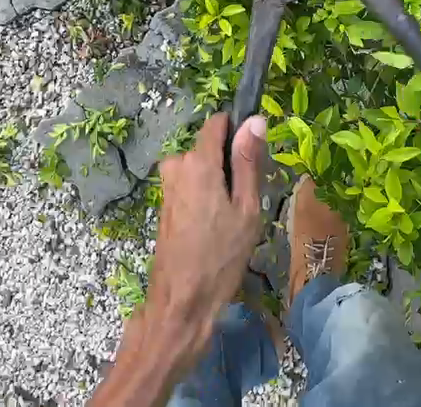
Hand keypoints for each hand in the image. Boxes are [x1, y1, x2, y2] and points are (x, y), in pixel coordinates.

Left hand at [147, 113, 267, 331]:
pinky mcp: (165, 203)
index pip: (217, 122)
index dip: (238, 132)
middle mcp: (177, 165)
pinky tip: (215, 227)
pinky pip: (190, 184)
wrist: (182, 300)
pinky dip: (205, 196)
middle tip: (246, 200)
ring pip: (201, 167)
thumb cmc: (221, 254)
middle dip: (229, 164)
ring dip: (217, 182)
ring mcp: (168, 185)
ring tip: (232, 218)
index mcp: (199, 161)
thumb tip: (255, 120)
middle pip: (210, 147)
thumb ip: (248, 162)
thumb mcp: (246, 208)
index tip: (253, 157)